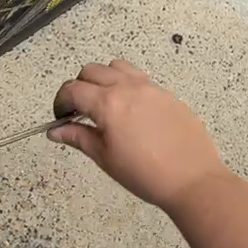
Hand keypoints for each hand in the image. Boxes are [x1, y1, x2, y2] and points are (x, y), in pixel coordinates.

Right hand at [48, 59, 228, 209]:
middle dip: (80, 86)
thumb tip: (55, 132)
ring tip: (106, 103)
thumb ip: (78, 138)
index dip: (61, 101)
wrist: (193, 181)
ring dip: (104, 79)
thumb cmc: (145, 174)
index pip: (72, 89)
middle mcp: (127, 88)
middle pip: (92, 71)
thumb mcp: (105, 158)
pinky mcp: (167, 95)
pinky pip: (140, 78)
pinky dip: (127, 86)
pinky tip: (132, 112)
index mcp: (108, 104)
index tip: (62, 116)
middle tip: (80, 111)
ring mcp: (150, 88)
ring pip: (117, 67)